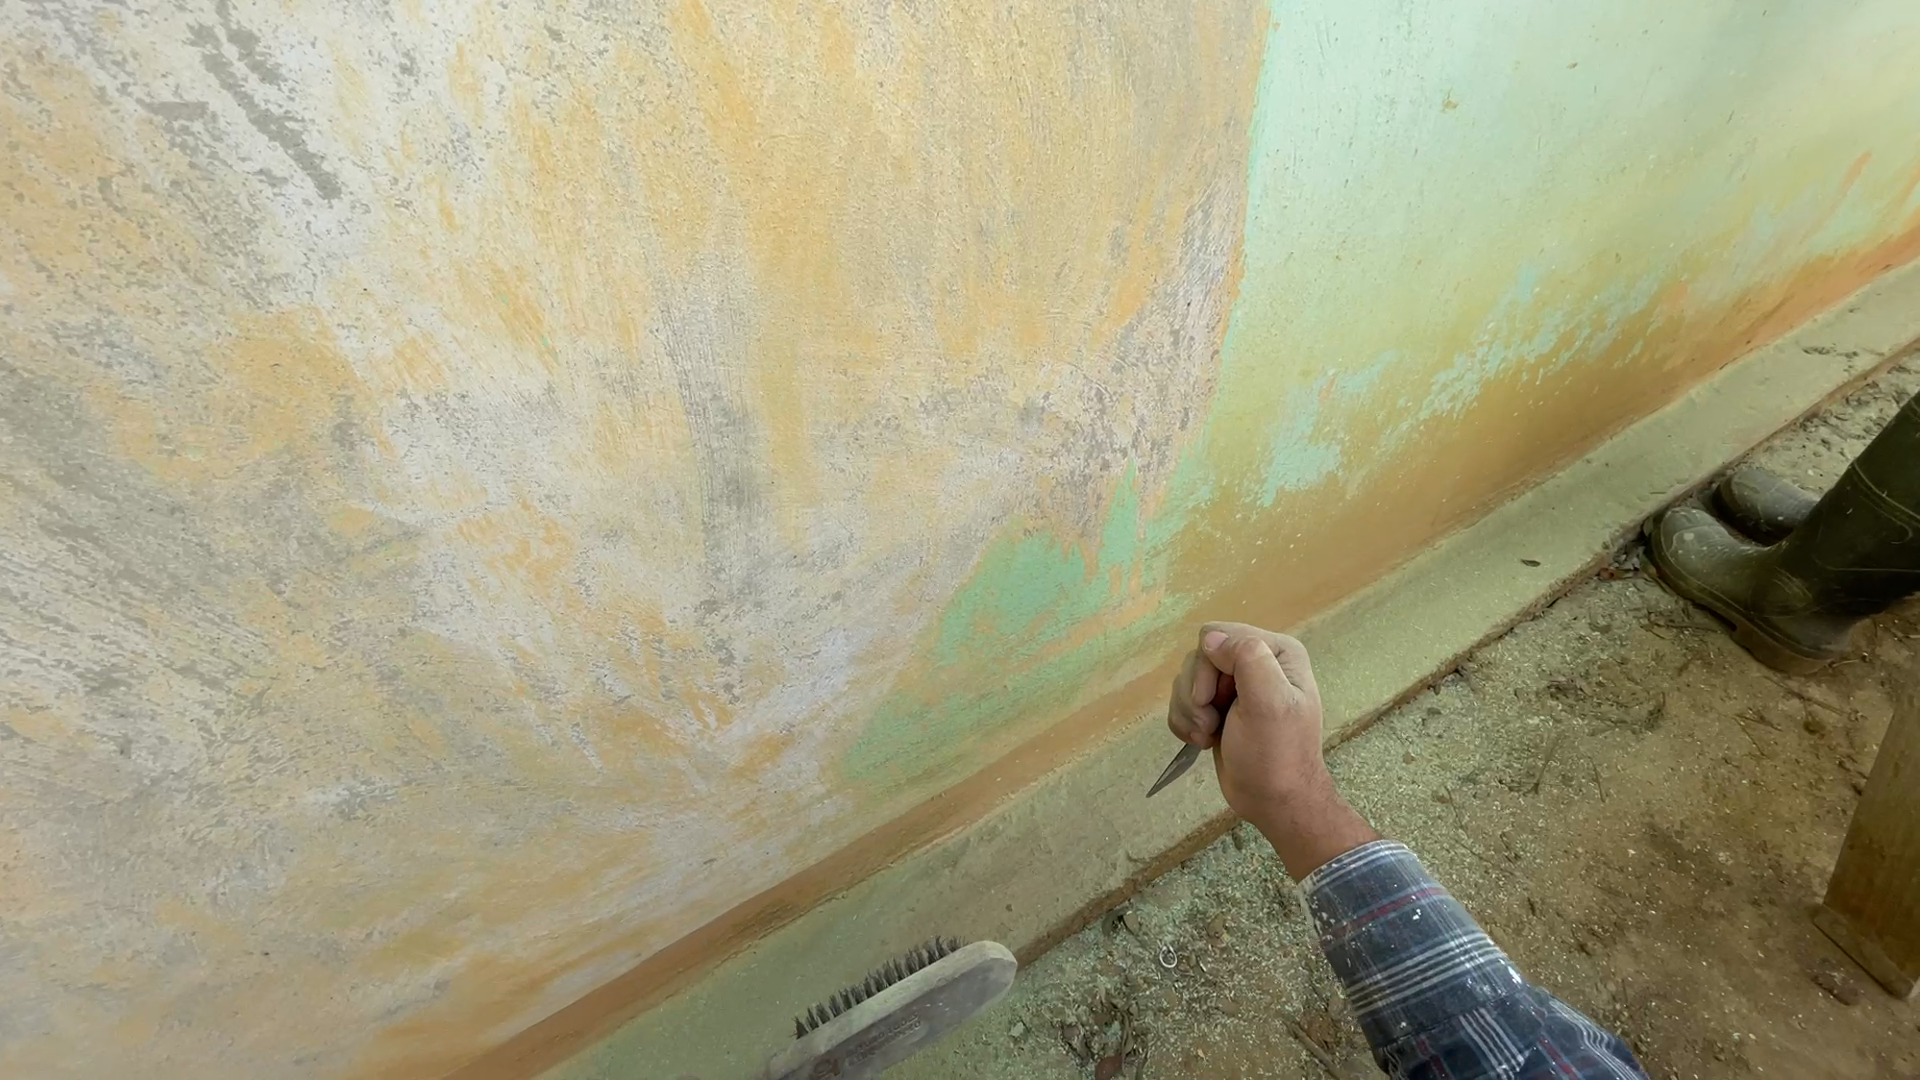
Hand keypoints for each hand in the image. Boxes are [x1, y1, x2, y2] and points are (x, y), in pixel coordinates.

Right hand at [1167, 622, 1376, 877]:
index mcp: (1276, 652)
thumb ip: (1246, 659)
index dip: (1207, 667)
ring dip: (1189, 711)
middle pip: (1197, 657)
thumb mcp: (1269, 703)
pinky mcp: (1217, 708)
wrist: (1274, 803)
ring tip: (1207, 735)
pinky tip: (1201, 740)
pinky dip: (1184, 721)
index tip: (1214, 701)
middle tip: (1210, 724)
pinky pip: (1182, 700)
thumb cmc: (1275, 755)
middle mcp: (1255, 662)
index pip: (1218, 635)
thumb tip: (1209, 639)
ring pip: (1185, 679)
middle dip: (1196, 693)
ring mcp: (1234, 686)